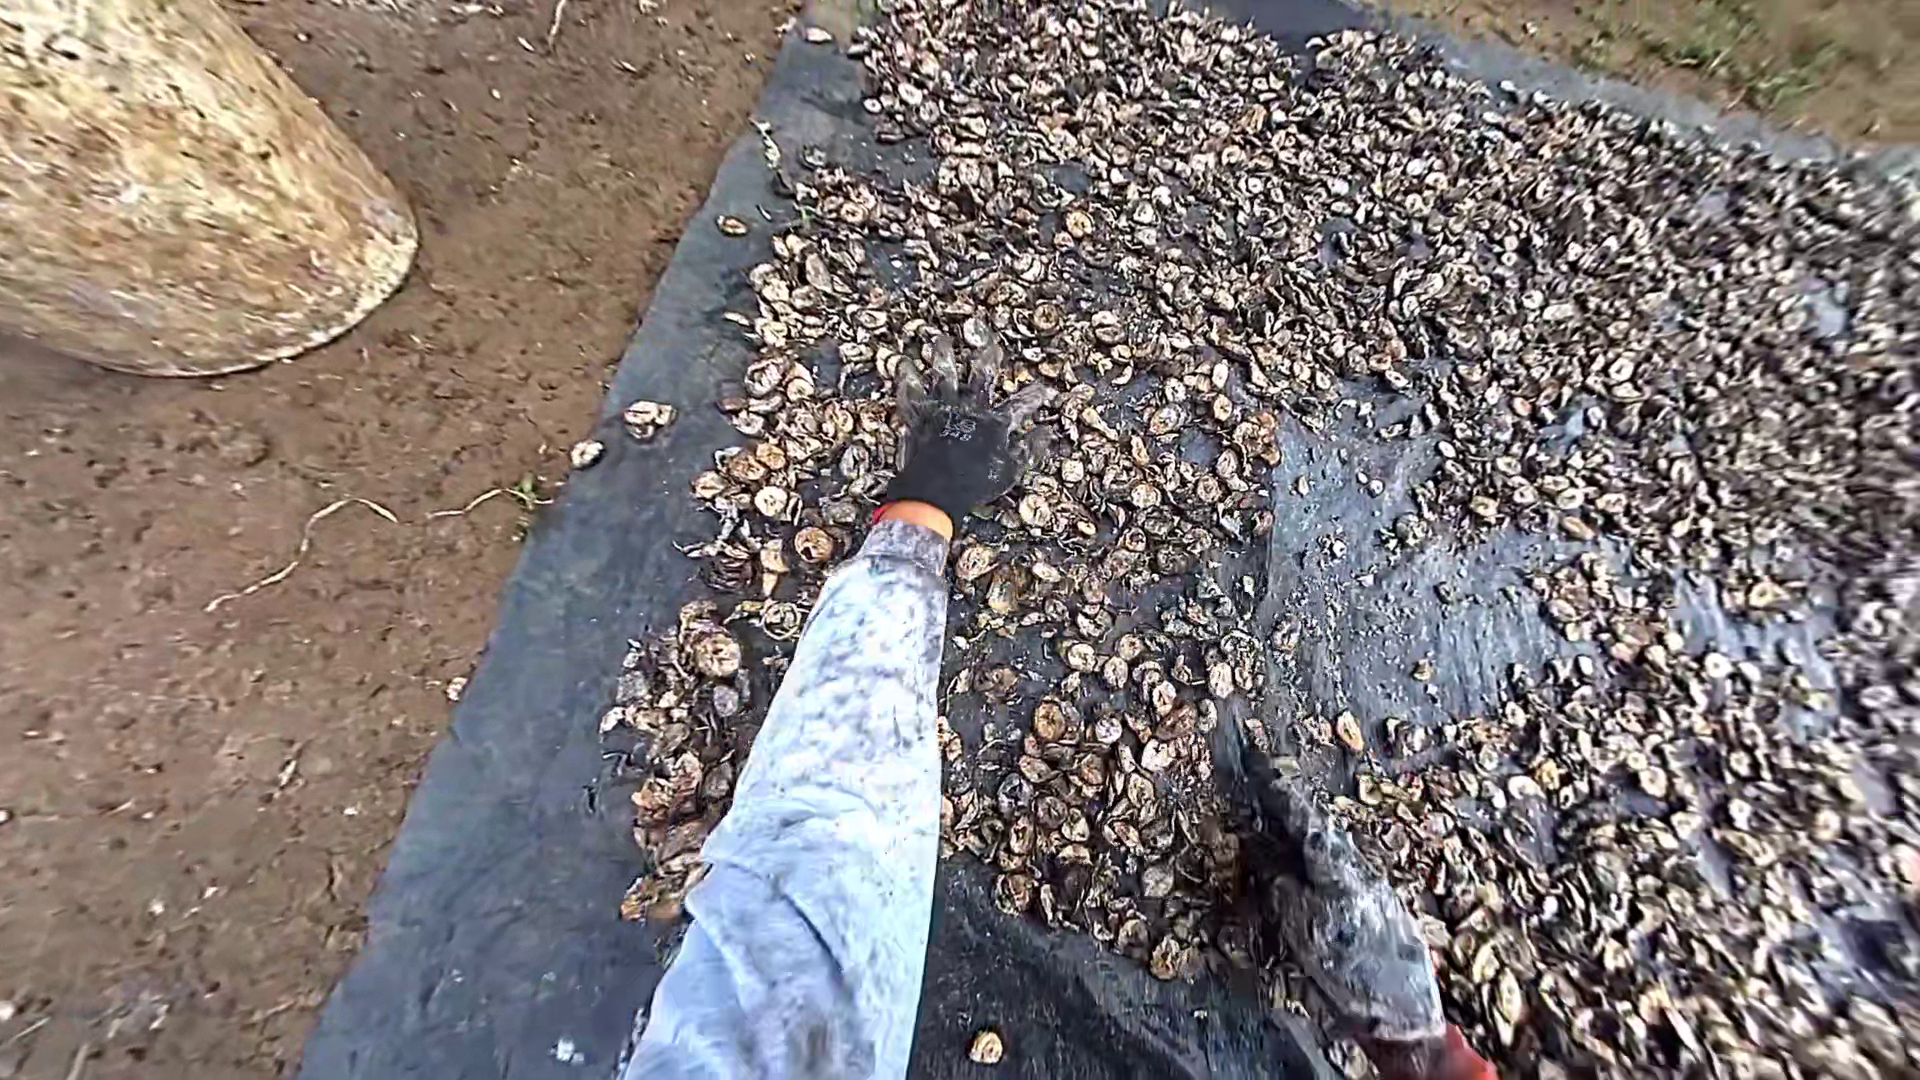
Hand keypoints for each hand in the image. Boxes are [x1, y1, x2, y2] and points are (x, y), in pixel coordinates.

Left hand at [886, 319, 1052, 528]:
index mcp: (994, 423)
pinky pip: (911, 394)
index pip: (1019, 406)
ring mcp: (943, 410)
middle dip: (986, 359)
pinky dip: (907, 380)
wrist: (937, 487)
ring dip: (944, 357)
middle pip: (980, 378)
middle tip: (988, 342)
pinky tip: (904, 365)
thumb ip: (1029, 450)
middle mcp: (970, 409)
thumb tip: (1046, 432)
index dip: (1033, 397)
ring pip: (944, 377)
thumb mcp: (1011, 471)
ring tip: (941, 340)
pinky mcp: (919, 417)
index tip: (1044, 388)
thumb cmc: (975, 483)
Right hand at [1238, 755, 1445, 1044]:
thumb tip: (1259, 847)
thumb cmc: (1347, 971)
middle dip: (1288, 807)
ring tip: (1276, 824)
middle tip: (1261, 788)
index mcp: (1336, 864)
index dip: (1274, 787)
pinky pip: (1339, 864)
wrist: (1406, 1021)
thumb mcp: (1299, 923)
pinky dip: (1316, 855)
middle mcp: (1358, 865)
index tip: (1256, 760)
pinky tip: (1305, 864)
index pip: (1298, 814)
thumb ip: (1278, 879)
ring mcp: (1373, 883)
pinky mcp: (1379, 902)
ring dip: (1301, 832)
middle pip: (1316, 825)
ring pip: (1329, 845)